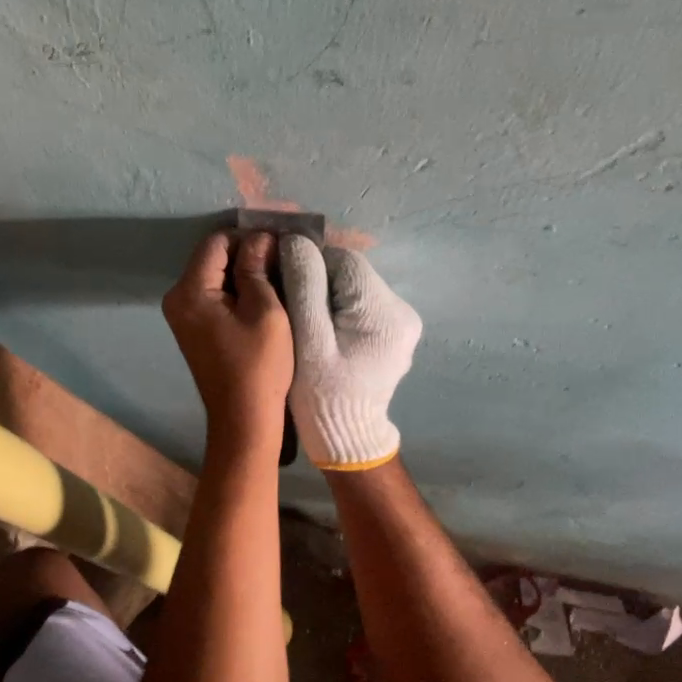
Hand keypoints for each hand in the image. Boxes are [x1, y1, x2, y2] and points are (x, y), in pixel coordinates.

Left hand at [162, 230, 293, 449]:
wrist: (244, 418)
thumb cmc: (258, 365)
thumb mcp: (264, 310)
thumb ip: (256, 268)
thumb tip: (259, 237)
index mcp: (189, 291)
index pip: (215, 243)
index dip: (248, 238)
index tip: (279, 245)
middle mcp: (177, 297)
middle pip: (212, 258)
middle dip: (246, 254)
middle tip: (282, 258)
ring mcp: (182, 314)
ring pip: (214, 275)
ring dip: (243, 272)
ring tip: (277, 276)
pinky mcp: (193, 327)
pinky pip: (213, 295)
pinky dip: (236, 290)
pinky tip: (262, 295)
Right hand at [279, 236, 421, 470]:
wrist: (347, 439)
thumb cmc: (322, 393)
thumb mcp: (306, 338)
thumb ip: (303, 285)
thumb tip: (296, 241)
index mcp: (384, 312)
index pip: (343, 260)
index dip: (307, 262)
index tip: (280, 279)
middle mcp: (401, 311)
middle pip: (348, 272)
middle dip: (315, 277)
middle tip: (286, 300)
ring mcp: (399, 323)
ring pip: (351, 286)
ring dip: (323, 291)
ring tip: (300, 317)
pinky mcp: (390, 333)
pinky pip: (357, 303)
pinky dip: (334, 306)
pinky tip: (317, 327)